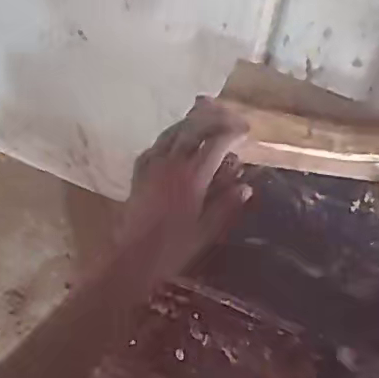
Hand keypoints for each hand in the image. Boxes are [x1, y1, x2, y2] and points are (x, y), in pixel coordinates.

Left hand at [117, 98, 252, 284]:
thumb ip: (226, 206)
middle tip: (230, 120)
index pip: (217, 143)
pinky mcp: (139, 173)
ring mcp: (152, 166)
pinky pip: (156, 146)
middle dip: (215, 118)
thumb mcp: (206, 232)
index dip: (233, 133)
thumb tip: (245, 187)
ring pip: (173, 132)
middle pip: (194, 127)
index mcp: (192, 177)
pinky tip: (176, 142)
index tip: (246, 132)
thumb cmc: (172, 250)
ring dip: (192, 123)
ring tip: (207, 120)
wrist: (131, 259)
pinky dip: (171, 137)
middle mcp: (171, 163)